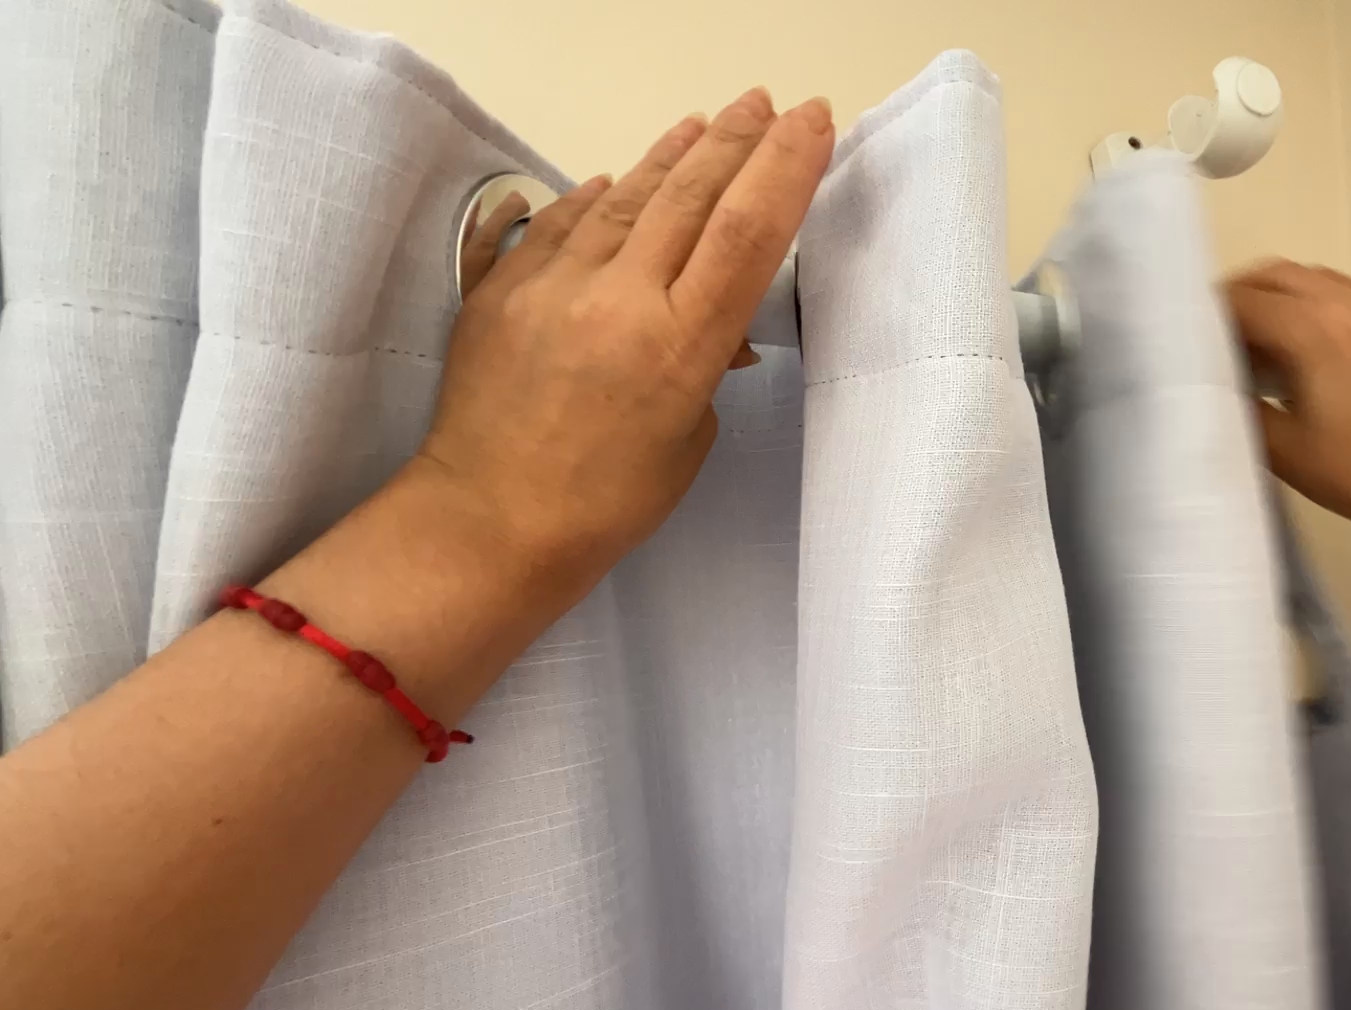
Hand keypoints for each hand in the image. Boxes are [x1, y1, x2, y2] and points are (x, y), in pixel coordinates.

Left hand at [419, 88, 833, 587]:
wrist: (494, 520)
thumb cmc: (617, 499)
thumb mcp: (691, 435)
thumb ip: (706, 364)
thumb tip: (715, 325)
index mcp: (681, 345)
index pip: (747, 234)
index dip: (786, 169)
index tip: (813, 123)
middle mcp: (621, 297)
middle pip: (692, 196)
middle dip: (739, 142)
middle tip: (770, 103)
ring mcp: (554, 282)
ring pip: (627, 194)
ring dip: (675, 154)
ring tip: (710, 121)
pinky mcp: (503, 284)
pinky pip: (563, 220)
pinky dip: (601, 194)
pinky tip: (619, 175)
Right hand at [1228, 260, 1350, 536]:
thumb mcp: (1282, 449)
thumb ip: (1240, 406)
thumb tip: (1213, 384)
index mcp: (1314, 328)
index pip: (1240, 301)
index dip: (1203, 318)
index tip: (1177, 343)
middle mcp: (1345, 300)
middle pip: (1270, 276)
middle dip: (1232, 300)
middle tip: (1206, 341)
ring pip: (1303, 278)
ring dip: (1268, 299)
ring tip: (1246, 345)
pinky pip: (1333, 290)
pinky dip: (1302, 304)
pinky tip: (1294, 347)